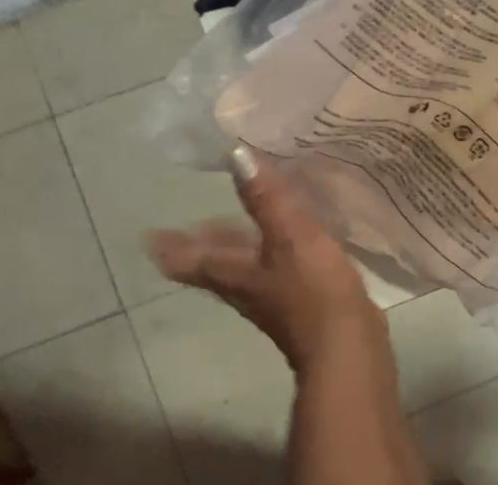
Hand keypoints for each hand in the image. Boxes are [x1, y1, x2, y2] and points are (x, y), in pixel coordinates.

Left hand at [149, 147, 384, 372]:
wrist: (344, 341)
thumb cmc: (311, 289)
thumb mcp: (292, 237)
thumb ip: (269, 199)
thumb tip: (238, 156)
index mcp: (231, 272)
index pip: (186, 258)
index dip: (168, 245)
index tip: (152, 232)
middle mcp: (242, 285)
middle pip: (211, 265)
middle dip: (204, 243)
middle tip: (198, 223)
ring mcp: (271, 296)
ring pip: (244, 268)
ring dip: (238, 249)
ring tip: (243, 229)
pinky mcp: (301, 301)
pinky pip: (277, 272)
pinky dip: (274, 256)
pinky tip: (296, 247)